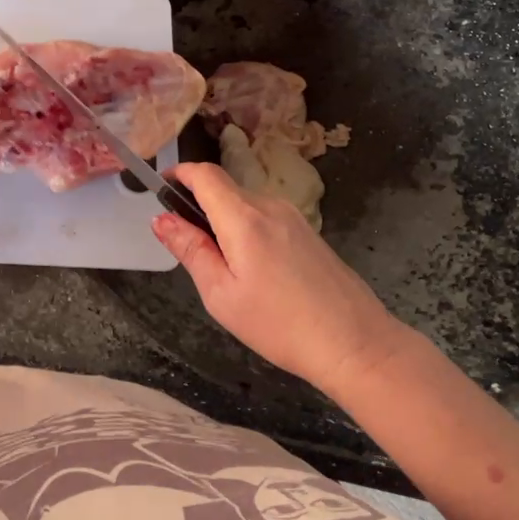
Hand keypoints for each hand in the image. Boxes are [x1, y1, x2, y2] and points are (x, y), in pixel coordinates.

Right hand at [151, 163, 409, 389]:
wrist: (358, 346)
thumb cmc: (280, 325)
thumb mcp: (221, 294)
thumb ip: (190, 250)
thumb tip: (160, 219)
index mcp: (243, 218)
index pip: (205, 174)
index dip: (179, 173)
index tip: (162, 187)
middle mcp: (270, 206)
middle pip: (224, 189)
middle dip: (199, 204)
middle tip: (188, 245)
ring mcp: (294, 218)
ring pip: (246, 205)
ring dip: (224, 220)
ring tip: (224, 268)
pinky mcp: (310, 233)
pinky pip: (266, 219)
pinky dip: (247, 231)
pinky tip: (256, 272)